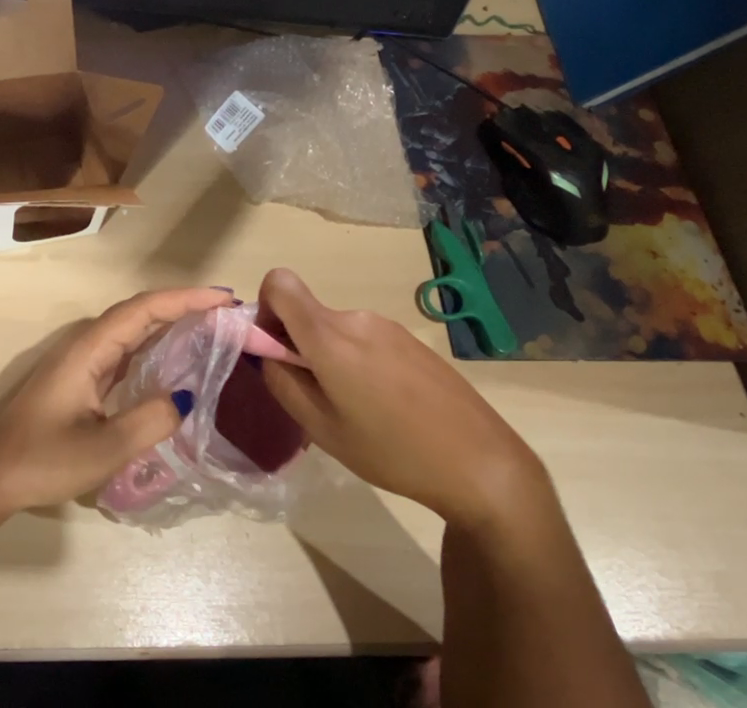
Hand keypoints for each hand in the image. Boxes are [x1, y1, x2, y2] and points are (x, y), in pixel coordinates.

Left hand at [0, 287, 233, 521]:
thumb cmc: (41, 460)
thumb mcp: (105, 448)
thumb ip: (151, 419)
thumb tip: (185, 397)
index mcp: (88, 350)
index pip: (143, 310)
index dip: (185, 299)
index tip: (224, 298)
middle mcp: (82, 347)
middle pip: (137, 315)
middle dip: (182, 309)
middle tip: (227, 316)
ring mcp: (76, 365)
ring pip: (128, 335)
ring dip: (167, 329)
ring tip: (209, 333)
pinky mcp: (74, 384)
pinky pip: (120, 357)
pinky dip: (150, 353)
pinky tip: (171, 368)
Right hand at [254, 268, 548, 529]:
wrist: (481, 463)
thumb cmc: (391, 451)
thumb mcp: (321, 428)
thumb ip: (283, 383)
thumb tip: (269, 355)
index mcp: (330, 336)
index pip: (279, 283)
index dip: (265, 309)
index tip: (275, 351)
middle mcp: (357, 319)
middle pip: (308, 315)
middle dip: (298, 347)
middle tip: (317, 401)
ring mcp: (389, 328)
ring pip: (336, 332)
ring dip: (330, 360)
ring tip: (356, 412)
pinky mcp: (412, 342)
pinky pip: (365, 342)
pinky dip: (358, 365)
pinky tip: (385, 409)